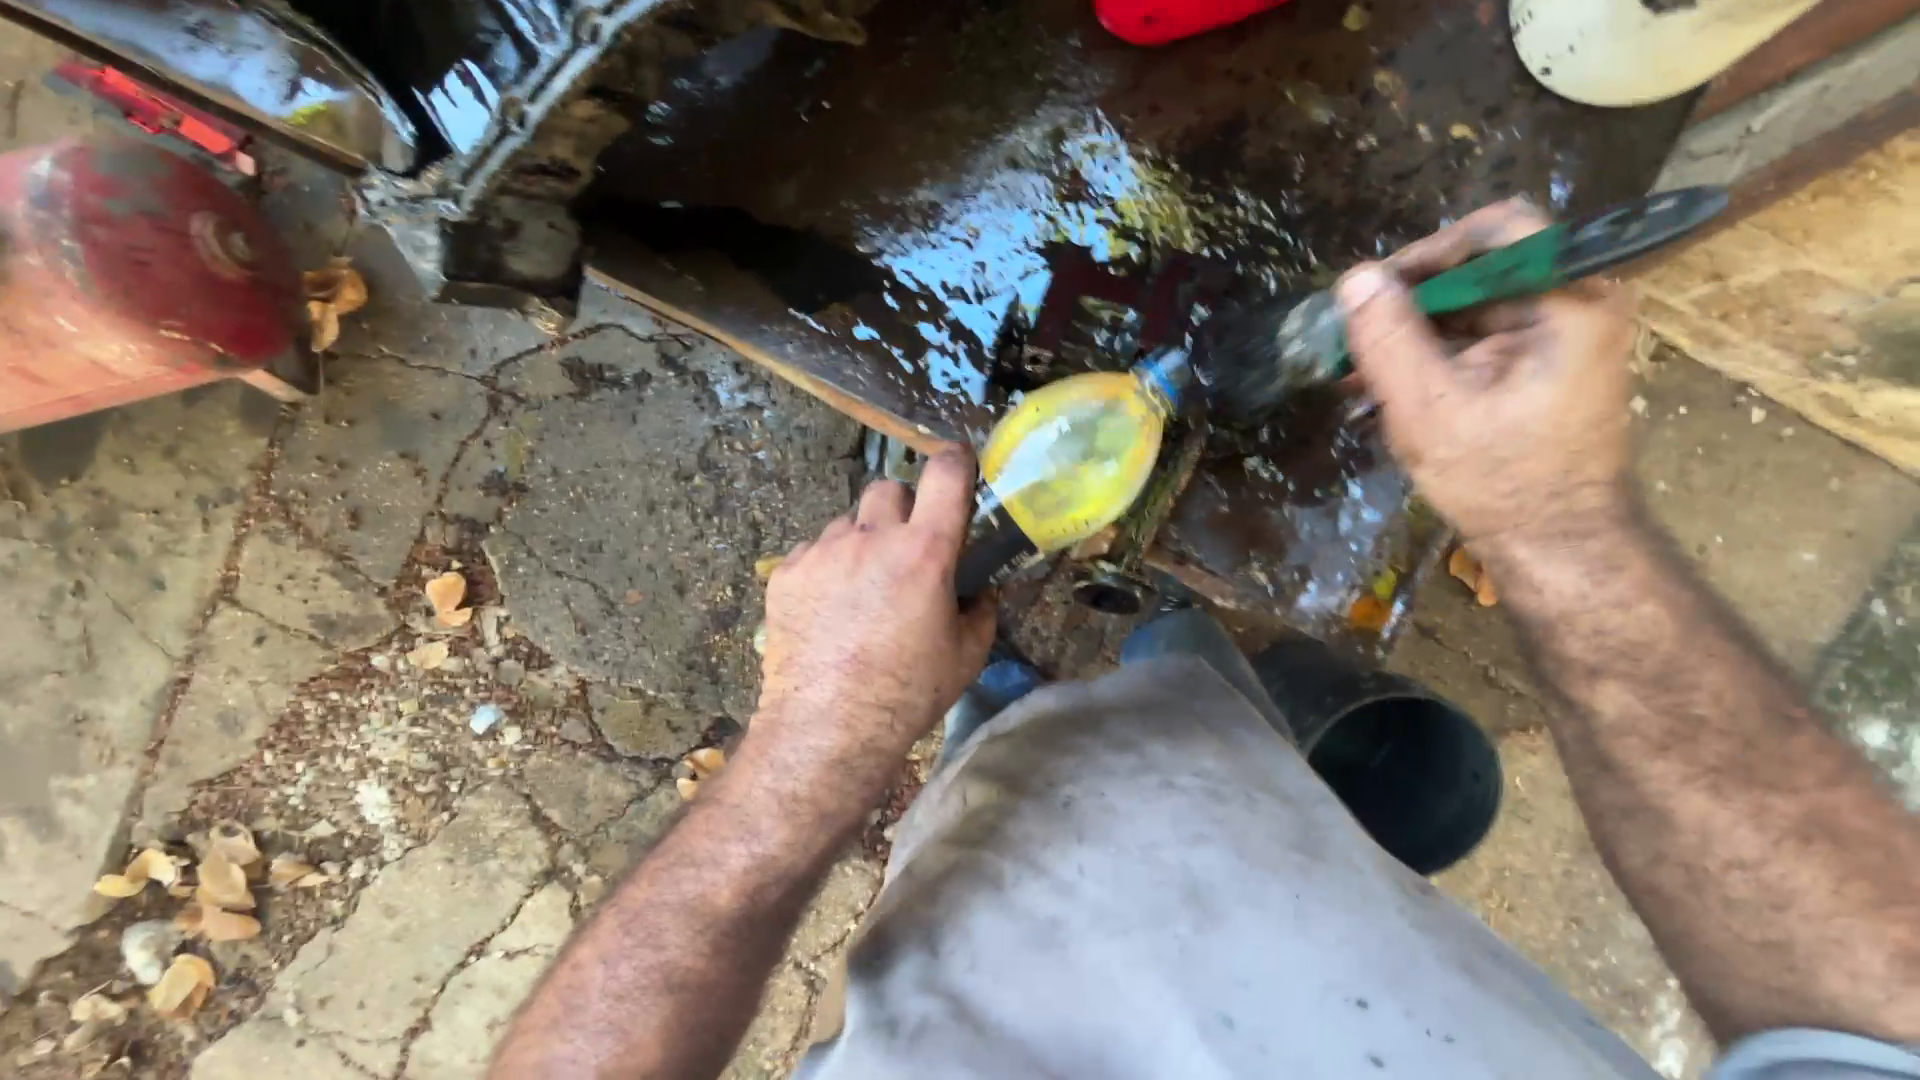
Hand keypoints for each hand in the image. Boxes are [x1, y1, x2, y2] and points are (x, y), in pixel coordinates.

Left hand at [751, 445, 997, 795]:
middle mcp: (872, 538)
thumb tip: (979, 591)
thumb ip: (980, 610)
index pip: (945, 474)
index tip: (958, 463)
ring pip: (847, 522)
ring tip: (860, 589)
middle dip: (902, 509)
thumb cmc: (908, 693)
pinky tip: (827, 609)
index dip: (956, 460)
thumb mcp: (966, 656)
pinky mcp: (787, 572)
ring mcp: (823, 552)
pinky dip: (826, 568)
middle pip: (888, 488)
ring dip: (861, 541)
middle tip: (904, 548)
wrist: (828, 727)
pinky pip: (813, 551)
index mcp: (925, 551)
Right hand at [1337, 199, 1636, 547]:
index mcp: (1569, 301)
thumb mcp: (1427, 408)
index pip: (1497, 230)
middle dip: (1407, 301)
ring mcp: (1559, 335)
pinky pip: (1475, 338)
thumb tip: (1354, 280)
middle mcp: (1575, 303)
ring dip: (1409, 332)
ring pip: (1471, 306)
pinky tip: (1379, 383)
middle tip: (1352, 336)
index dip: (1426, 252)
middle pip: (1480, 269)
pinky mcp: (1539, 364)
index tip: (1371, 293)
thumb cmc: (1497, 477)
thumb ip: (1389, 339)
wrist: (1553, 542)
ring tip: (1353, 368)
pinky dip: (1428, 355)